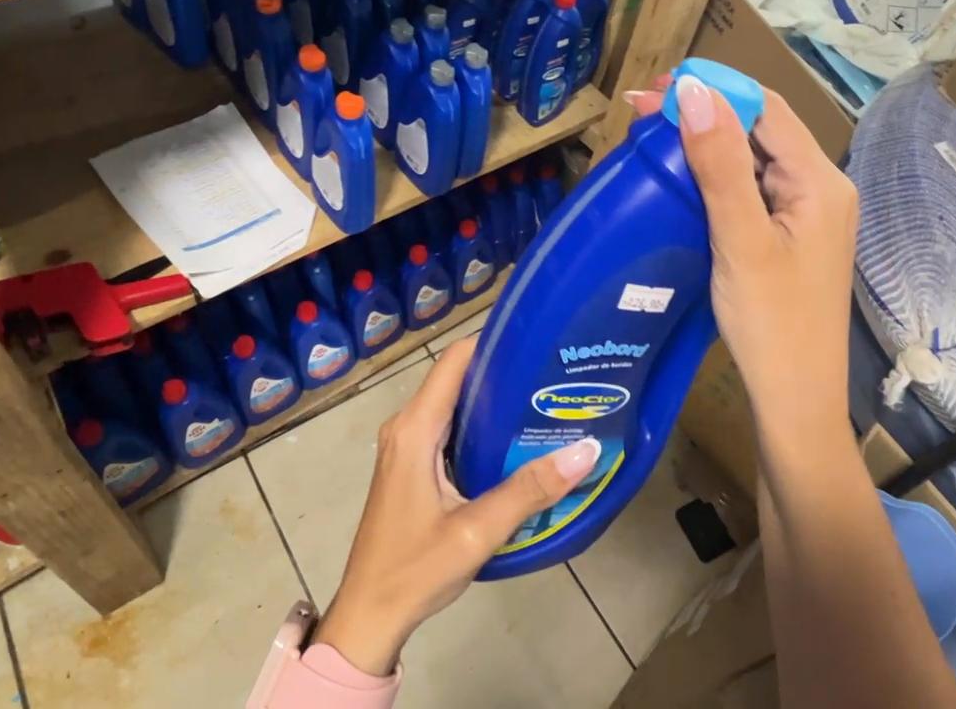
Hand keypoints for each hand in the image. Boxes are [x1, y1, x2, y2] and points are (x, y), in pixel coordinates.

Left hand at [314, 335, 601, 675]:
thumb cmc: (414, 570)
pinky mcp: (412, 464)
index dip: (494, 341)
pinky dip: (481, 423)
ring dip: (494, 397)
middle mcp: (407, 426)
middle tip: (555, 370)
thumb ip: (530, 489)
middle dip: (503, 368)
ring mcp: (407, 445)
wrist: (368, 617)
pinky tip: (517, 436)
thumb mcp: (477, 530)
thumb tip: (587, 449)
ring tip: (546, 396)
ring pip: (455, 402)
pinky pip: (450, 426)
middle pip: (457, 376)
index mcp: (415, 429)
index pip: (455, 360)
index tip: (538, 339)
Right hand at [627, 74, 857, 443]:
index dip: (714, 88)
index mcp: (820, 182)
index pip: (766, 108)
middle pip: (761, 130)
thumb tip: (694, 91)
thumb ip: (719, 164)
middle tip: (642, 109)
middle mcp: (820, 188)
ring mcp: (806, 214)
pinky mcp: (788, 236)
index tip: (657, 86)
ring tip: (652, 135)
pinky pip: (751, 189)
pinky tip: (681, 177)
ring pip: (753, 159)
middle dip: (704, 112)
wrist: (795, 401)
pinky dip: (716, 176)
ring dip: (706, 142)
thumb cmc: (770, 324)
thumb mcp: (740, 240)